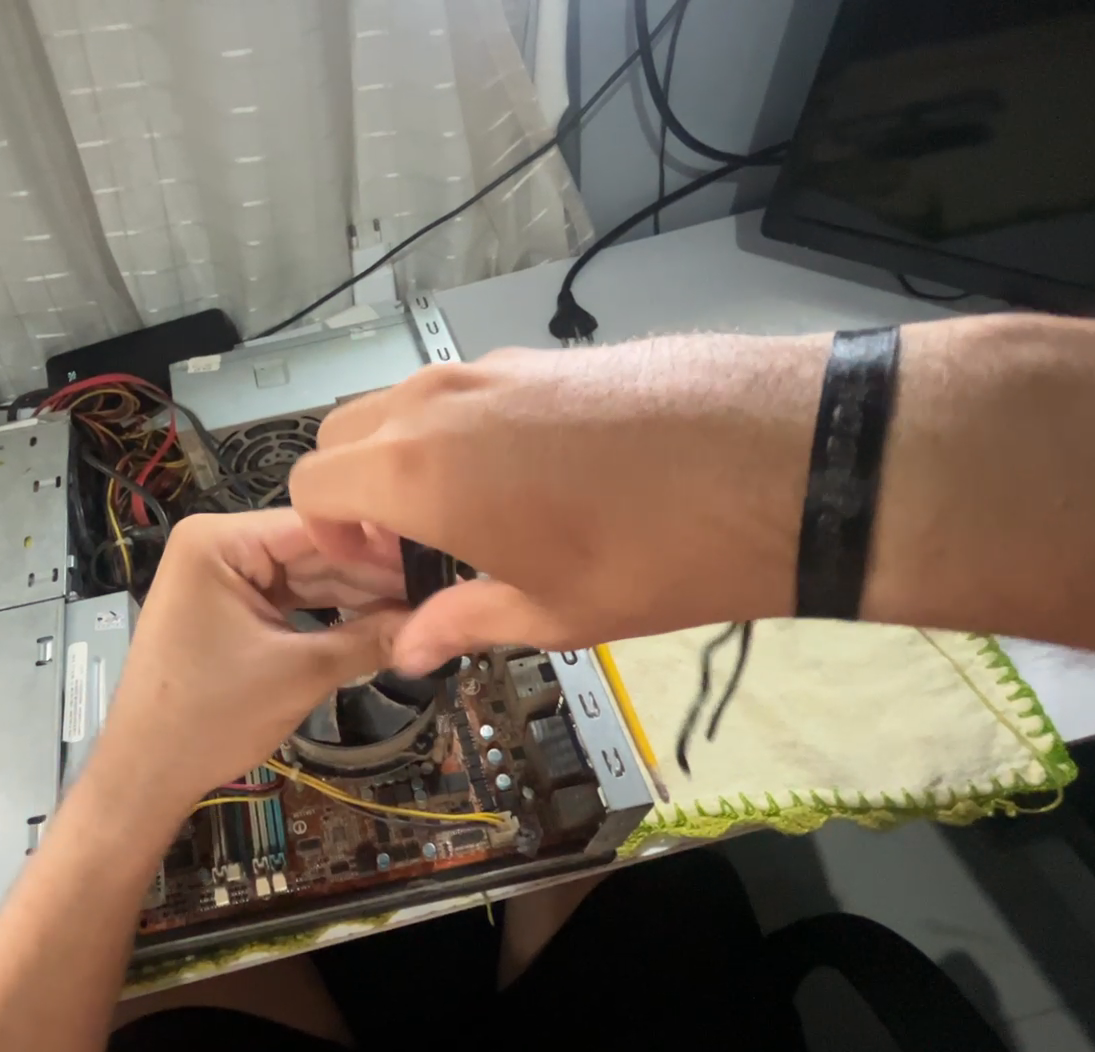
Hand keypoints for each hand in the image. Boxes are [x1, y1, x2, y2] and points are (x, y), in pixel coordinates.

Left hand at [92, 510, 407, 818]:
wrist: (146, 774)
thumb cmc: (211, 717)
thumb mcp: (299, 674)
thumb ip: (369, 639)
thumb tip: (435, 622)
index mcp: (220, 540)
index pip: (316, 526)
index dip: (380, 544)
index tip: (438, 556)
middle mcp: (219, 543)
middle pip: (313, 548)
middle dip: (373, 574)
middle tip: (441, 586)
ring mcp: (223, 574)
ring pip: (307, 574)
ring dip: (358, 594)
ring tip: (423, 603)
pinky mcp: (230, 604)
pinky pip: (290, 597)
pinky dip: (329, 612)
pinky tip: (380, 615)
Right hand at [288, 335, 829, 673]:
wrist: (785, 458)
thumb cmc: (652, 555)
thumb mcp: (549, 611)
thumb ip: (457, 623)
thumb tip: (407, 653)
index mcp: (414, 471)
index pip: (310, 485)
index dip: (327, 533)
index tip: (383, 569)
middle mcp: (431, 405)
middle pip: (341, 436)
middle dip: (352, 493)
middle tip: (414, 543)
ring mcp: (483, 369)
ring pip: (397, 408)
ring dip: (402, 459)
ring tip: (472, 510)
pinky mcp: (532, 355)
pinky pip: (457, 393)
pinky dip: (454, 432)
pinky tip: (529, 473)